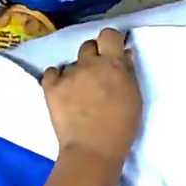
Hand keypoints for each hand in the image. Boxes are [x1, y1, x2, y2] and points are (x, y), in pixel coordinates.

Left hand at [41, 28, 142, 164]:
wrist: (92, 150)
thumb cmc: (121, 128)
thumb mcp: (134, 98)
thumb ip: (128, 73)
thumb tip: (124, 54)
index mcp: (112, 65)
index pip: (108, 34)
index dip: (110, 41)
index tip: (111, 52)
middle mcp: (89, 64)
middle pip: (88, 45)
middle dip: (92, 56)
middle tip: (95, 75)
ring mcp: (68, 74)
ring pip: (71, 63)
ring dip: (76, 72)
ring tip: (79, 93)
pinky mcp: (51, 87)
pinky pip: (51, 72)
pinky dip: (56, 79)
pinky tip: (62, 92)